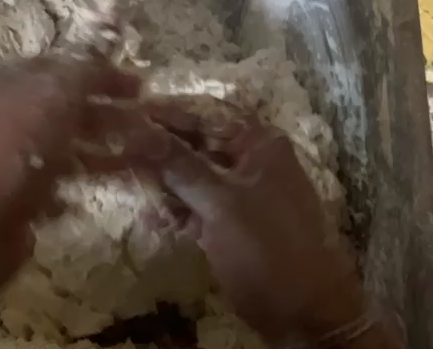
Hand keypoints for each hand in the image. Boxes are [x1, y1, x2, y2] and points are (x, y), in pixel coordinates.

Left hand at [0, 53, 140, 303]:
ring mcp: (16, 158)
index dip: (106, 74)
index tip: (142, 87)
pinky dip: (84, 186)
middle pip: (72, 109)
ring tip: (146, 161)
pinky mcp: (20, 199)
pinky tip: (108, 192)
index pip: (68, 68)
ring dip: (109, 151)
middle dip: (114, 116)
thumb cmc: (16, 148)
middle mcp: (15, 114)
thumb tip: (104, 54)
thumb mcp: (56, 95)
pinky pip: (61, 186)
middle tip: (153, 126)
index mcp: (17, 81)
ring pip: (71, 147)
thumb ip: (84, 71)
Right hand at [119, 98, 387, 347]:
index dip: (169, 112)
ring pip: (196, 175)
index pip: (207, 113)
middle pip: (199, 143)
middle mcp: (252, 159)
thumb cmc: (268, 249)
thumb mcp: (220, 204)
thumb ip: (179, 164)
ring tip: (133, 187)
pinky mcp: (236, 223)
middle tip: (124, 152)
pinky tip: (153, 220)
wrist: (308, 321)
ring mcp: (245, 192)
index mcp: (259, 143)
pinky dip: (179, 210)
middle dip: (163, 151)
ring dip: (167, 183)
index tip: (131, 111)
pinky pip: (200, 204)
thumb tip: (140, 129)